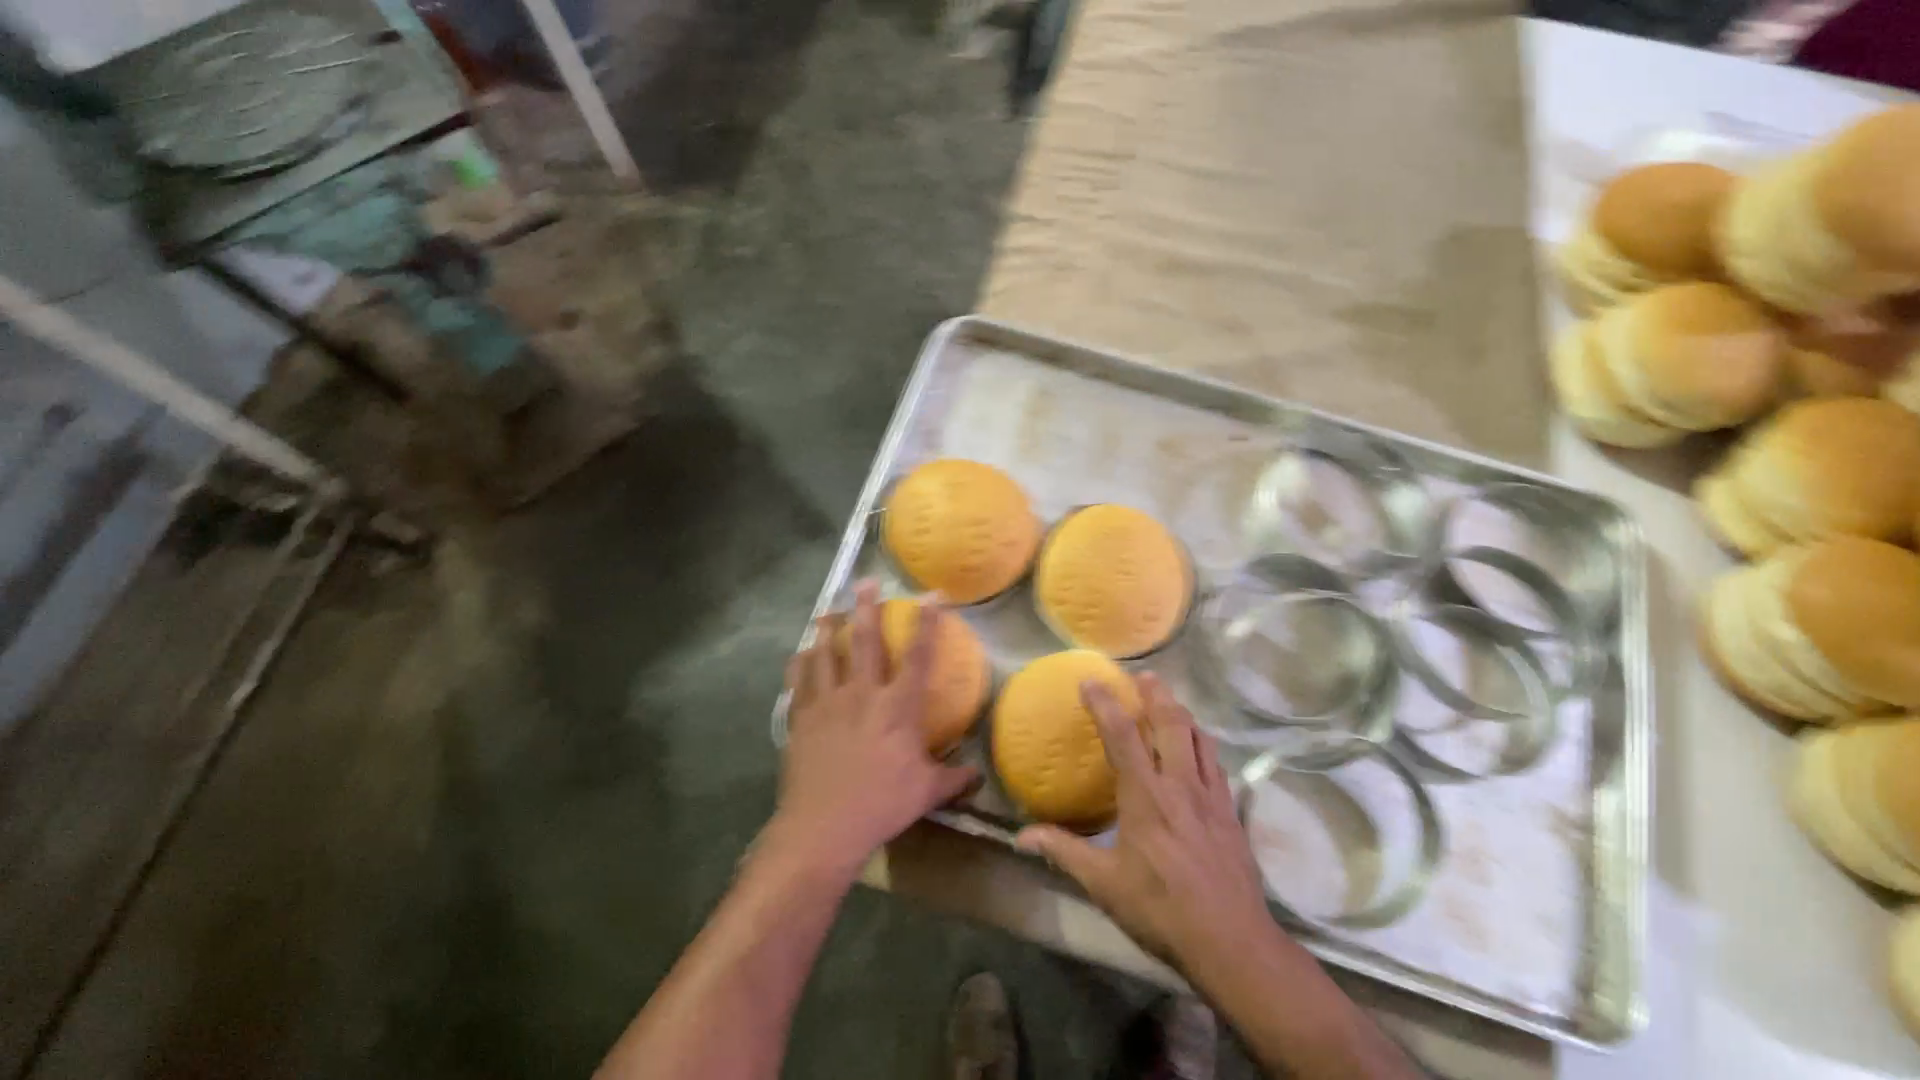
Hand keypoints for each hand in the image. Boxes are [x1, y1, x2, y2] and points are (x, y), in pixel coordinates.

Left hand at [768, 582, 978, 878]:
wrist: (823, 826)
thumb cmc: (881, 806)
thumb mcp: (927, 793)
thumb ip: (953, 779)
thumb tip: (978, 776)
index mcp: (898, 708)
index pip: (918, 656)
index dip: (929, 624)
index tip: (933, 595)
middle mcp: (862, 695)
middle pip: (866, 641)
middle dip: (867, 608)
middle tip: (865, 582)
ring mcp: (827, 703)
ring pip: (826, 653)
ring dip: (828, 628)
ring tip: (829, 611)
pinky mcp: (801, 718)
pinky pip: (799, 680)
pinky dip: (801, 663)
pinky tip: (801, 654)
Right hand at [1015, 673, 1277, 971]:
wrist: (1230, 940)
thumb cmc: (1160, 909)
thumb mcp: (1104, 884)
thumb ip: (1064, 852)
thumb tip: (1022, 835)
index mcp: (1145, 797)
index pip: (1122, 736)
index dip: (1105, 704)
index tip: (1090, 681)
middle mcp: (1180, 786)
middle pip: (1171, 723)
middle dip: (1157, 694)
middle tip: (1144, 676)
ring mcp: (1212, 797)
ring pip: (1199, 739)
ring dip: (1183, 714)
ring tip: (1170, 703)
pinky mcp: (1232, 814)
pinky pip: (1217, 765)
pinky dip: (1204, 746)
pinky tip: (1200, 752)